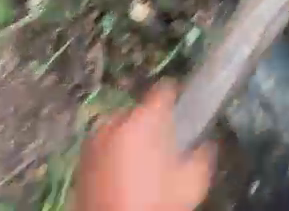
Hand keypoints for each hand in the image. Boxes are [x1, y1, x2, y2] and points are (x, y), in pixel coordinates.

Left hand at [74, 82, 214, 210]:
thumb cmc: (154, 205)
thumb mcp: (191, 185)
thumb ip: (203, 157)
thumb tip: (207, 143)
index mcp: (145, 119)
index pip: (165, 90)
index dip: (176, 96)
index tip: (183, 107)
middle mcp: (117, 119)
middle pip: (141, 109)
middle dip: (152, 121)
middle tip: (163, 143)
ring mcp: (95, 138)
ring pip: (120, 126)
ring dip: (131, 135)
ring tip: (142, 161)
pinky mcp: (81, 158)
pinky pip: (104, 144)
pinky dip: (114, 151)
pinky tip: (122, 173)